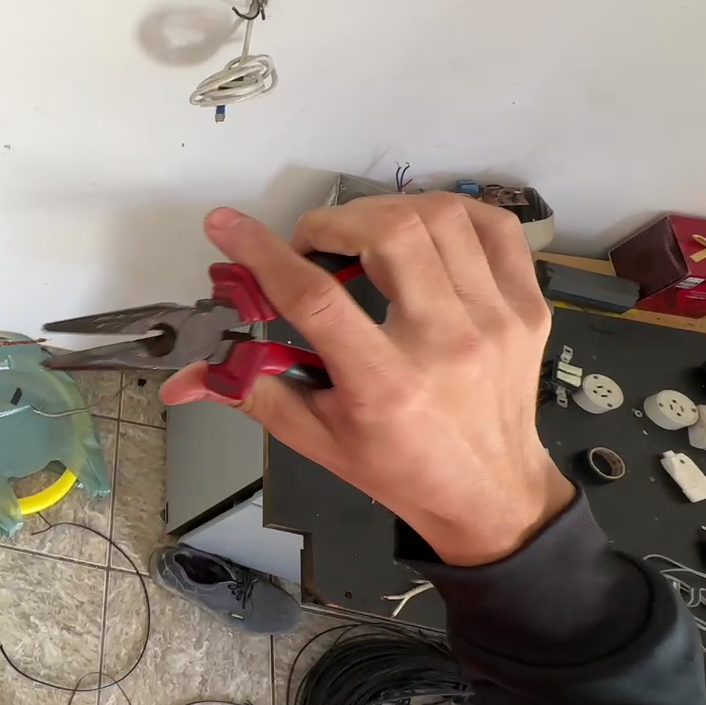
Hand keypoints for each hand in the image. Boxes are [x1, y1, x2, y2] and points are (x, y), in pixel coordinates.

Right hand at [161, 195, 571, 566]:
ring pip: (439, 217)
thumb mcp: (309, 436)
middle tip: (305, 246)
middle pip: (389, 235)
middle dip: (328, 222)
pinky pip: (492, 226)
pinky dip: (444, 211)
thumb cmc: (392, 467)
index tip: (225, 224)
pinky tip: (413, 230)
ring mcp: (497, 317)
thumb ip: (244, 392)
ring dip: (379, 212)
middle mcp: (446, 341)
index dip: (262, 252)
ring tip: (353, 237)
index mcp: (384, 382)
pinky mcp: (528, 305)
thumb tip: (177, 383)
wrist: (492, 493)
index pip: (315, 297)